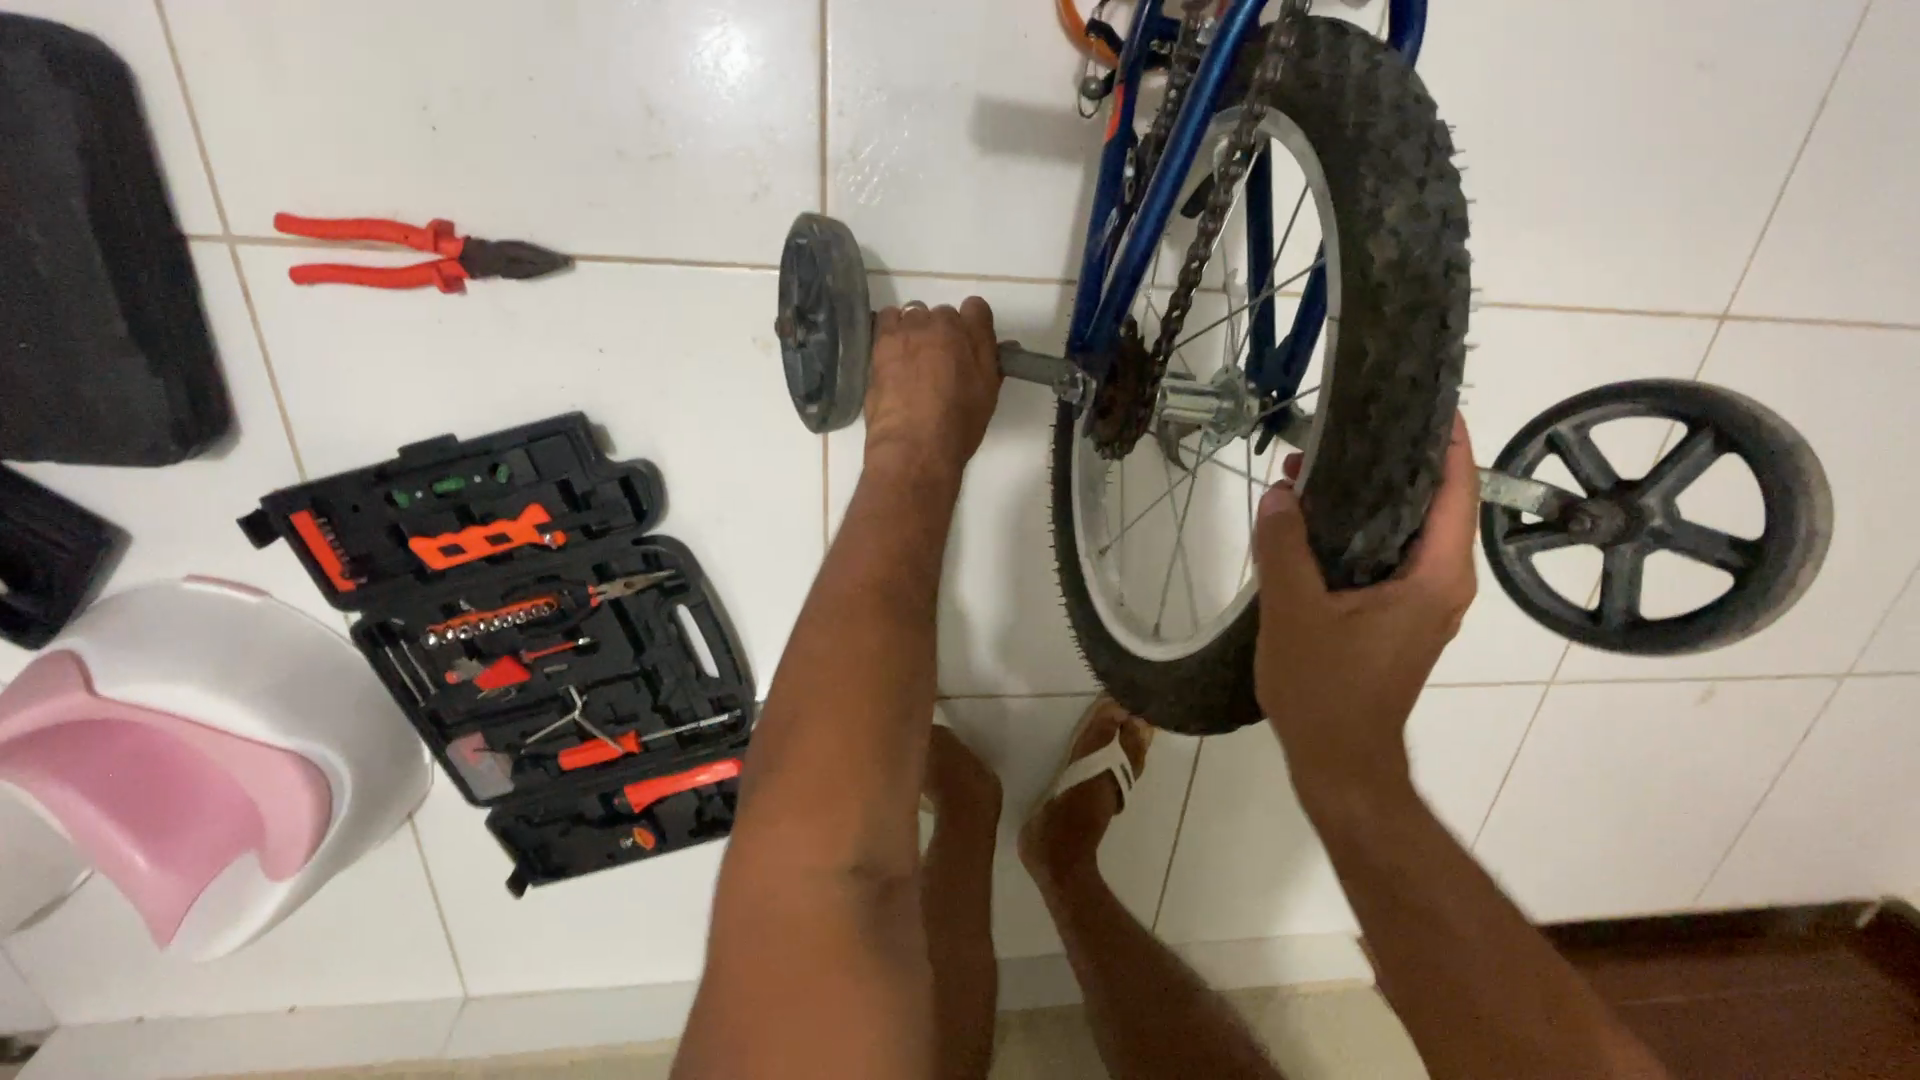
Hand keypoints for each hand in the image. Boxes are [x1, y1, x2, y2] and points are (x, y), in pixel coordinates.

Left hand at [864, 298, 1002, 480]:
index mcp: (970, 335)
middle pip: (942, 314)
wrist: (913, 446)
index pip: (976, 308)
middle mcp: (939, 324)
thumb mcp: (987, 396)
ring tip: (912, 361)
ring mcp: (907, 331)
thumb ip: (993, 362)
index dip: (972, 327)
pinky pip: (886, 320)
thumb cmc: (958, 426)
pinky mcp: (881, 343)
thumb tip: (1004, 344)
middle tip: (939, 363)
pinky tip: (892, 355)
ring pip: (913, 314)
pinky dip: (891, 330)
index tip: (968, 348)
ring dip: (915, 330)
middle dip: (942, 332)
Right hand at [1251, 413, 1477, 801]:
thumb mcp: (1295, 612)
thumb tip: (1280, 493)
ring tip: (1315, 470)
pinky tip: (1313, 524)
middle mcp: (1442, 585)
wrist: (1340, 762)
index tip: (1425, 400)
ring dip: (1368, 500)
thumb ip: (1285, 548)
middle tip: (1343, 430)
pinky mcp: (1398, 620)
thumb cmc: (1326, 690)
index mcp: (1436, 577)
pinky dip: (1358, 533)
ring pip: (1405, 534)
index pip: (1455, 492)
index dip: (1446, 442)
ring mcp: (1422, 605)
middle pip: (1432, 506)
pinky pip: (1387, 560)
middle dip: (1391, 464)